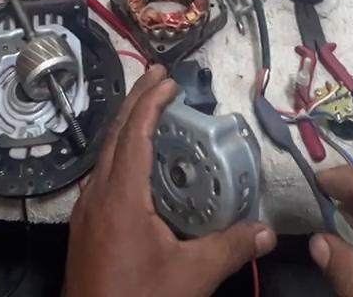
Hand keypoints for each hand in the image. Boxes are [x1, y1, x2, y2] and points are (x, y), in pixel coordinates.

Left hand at [63, 64, 274, 296]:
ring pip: (106, 152)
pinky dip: (122, 152)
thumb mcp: (189, 277)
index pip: (134, 133)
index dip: (151, 101)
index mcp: (119, 195)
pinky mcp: (86, 224)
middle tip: (158, 76)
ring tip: (151, 110)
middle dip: (137, 100)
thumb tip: (266, 231)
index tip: (169, 80)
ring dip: (128, 126)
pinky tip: (138, 163)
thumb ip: (228, 249)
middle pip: (115, 133)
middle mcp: (97, 193)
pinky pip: (103, 172)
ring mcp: (87, 208)